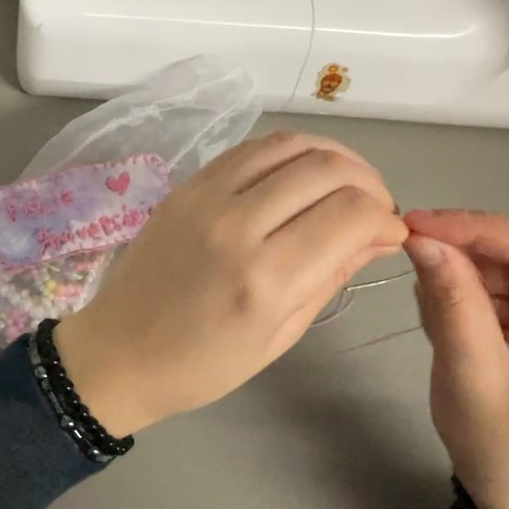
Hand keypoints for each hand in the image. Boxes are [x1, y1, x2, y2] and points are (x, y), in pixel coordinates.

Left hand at [57, 132, 408, 437]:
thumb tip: (380, 233)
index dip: (386, 219)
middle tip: (373, 208)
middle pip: (327, 167)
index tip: (390, 234)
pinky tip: (299, 176)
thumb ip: (332, 274)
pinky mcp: (185, 186)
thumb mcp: (280, 335)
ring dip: (331, 156)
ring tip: (343, 184)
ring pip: (289, 144)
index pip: (352, 214)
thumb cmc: (202, 364)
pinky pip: (249, 149)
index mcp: (264, 278)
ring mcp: (204, 198)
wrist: (118, 351)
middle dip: (368, 182)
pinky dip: (287, 153)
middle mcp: (236, 225)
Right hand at [403, 210, 508, 508]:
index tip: (415, 222)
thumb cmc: (497, 440)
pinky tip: (450, 317)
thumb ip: (450, 300)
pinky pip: (502, 275)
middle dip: (466, 248)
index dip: (479, 228)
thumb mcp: (468, 371)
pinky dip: (466, 286)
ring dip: (462, 272)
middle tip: (409, 251)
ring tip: (436, 313)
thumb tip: (421, 238)